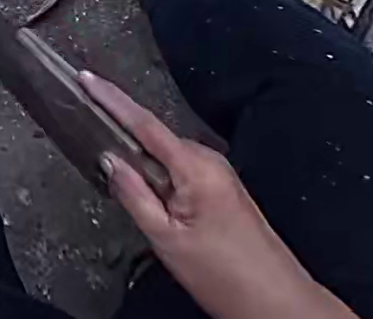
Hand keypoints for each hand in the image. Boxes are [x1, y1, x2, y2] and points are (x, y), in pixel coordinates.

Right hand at [79, 72, 357, 318]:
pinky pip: (179, 168)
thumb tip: (109, 158)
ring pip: (165, 156)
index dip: (110, 97)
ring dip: (144, 165)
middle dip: (125, 141)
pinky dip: (160, 176)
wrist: (287, 311)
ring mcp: (218, 172)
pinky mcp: (222, 187)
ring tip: (134, 194)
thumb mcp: (168, 241)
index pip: (143, 122)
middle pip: (153, 138)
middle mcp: (207, 159)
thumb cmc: (227, 279)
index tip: (85, 77)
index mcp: (194, 166)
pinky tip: (157, 202)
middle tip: (99, 156)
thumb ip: (134, 194)